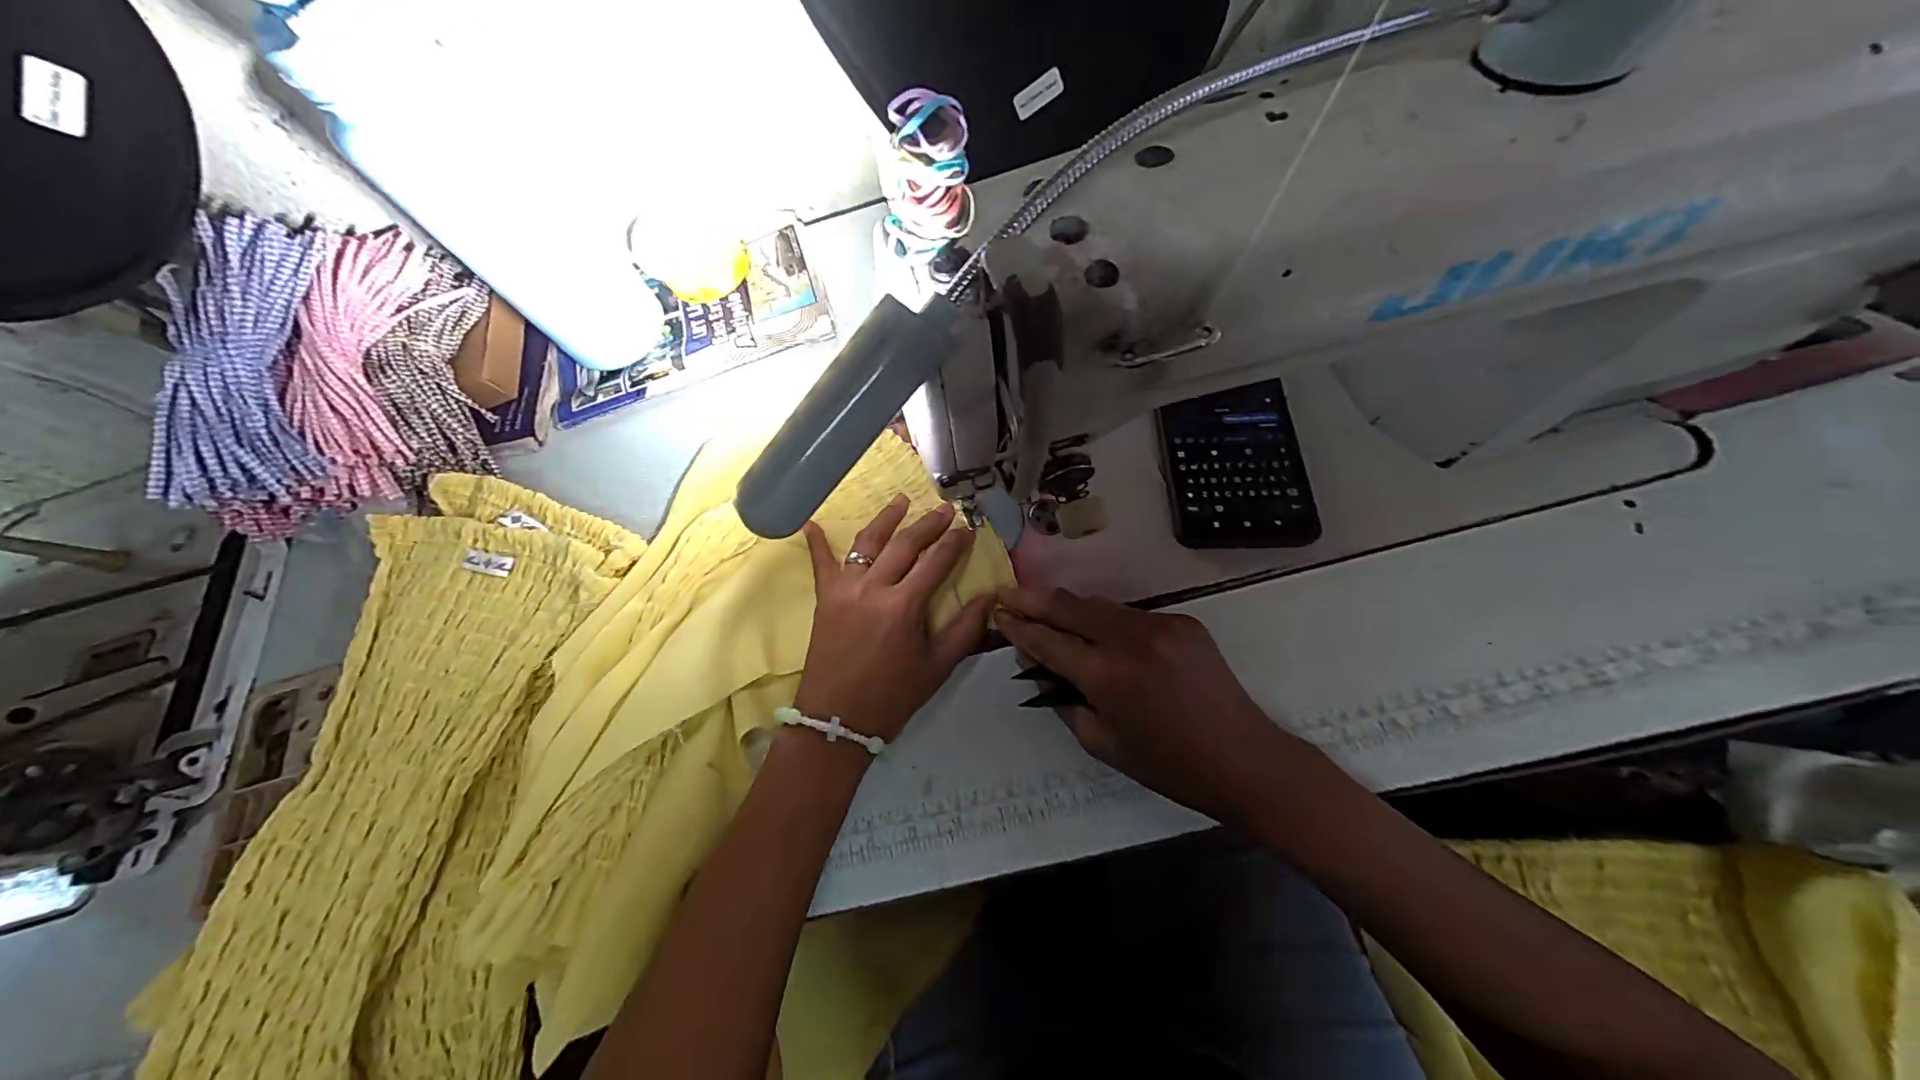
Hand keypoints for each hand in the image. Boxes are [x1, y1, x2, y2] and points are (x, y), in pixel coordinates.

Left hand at [793, 496, 994, 747]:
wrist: (837, 721)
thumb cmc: (893, 697)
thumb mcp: (939, 667)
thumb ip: (966, 629)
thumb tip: (989, 597)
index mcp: (904, 606)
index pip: (936, 561)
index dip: (955, 542)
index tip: (968, 528)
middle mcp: (873, 588)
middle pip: (904, 544)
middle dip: (928, 524)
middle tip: (944, 510)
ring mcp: (844, 591)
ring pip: (867, 543)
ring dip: (886, 519)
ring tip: (901, 500)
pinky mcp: (824, 600)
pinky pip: (821, 565)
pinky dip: (816, 543)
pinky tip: (811, 523)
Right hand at [995, 586, 1306, 823]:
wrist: (1243, 758)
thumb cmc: (1168, 764)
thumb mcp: (1102, 743)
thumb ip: (1064, 700)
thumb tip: (1041, 669)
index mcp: (1107, 675)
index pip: (1049, 640)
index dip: (1020, 627)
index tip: (998, 614)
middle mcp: (1131, 640)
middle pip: (1070, 608)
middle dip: (1035, 600)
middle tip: (1008, 594)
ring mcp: (1160, 626)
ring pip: (1101, 607)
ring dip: (1070, 609)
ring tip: (1045, 609)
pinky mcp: (1183, 622)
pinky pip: (1132, 616)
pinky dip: (1108, 622)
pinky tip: (1097, 632)